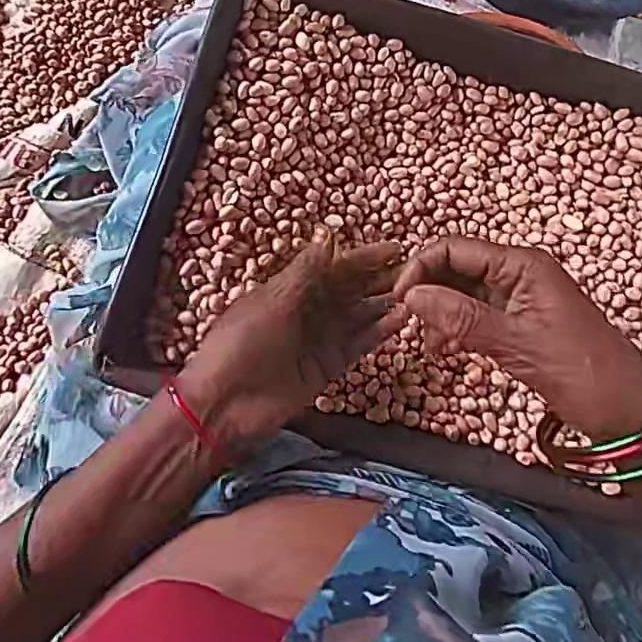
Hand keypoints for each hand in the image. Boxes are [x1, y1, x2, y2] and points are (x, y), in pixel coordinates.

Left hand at [177, 229, 404, 453]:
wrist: (225, 404)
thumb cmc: (241, 344)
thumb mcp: (272, 302)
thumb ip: (305, 272)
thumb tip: (328, 237)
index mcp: (291, 288)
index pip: (334, 265)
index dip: (364, 256)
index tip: (395, 248)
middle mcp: (309, 309)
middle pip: (351, 289)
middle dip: (381, 279)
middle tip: (417, 273)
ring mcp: (319, 338)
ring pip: (359, 315)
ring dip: (385, 305)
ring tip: (416, 296)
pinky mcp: (328, 365)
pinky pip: (358, 344)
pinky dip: (379, 332)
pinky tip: (400, 321)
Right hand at [394, 237, 641, 437]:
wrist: (631, 415)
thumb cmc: (584, 374)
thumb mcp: (517, 344)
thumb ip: (461, 317)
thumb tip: (411, 296)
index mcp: (521, 265)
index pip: (454, 249)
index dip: (421, 268)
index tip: (399, 299)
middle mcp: (516, 273)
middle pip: (454, 267)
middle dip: (428, 291)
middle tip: (409, 323)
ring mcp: (516, 297)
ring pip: (459, 292)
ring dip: (438, 312)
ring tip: (429, 343)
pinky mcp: (516, 321)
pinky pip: (472, 313)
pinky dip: (453, 327)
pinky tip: (443, 348)